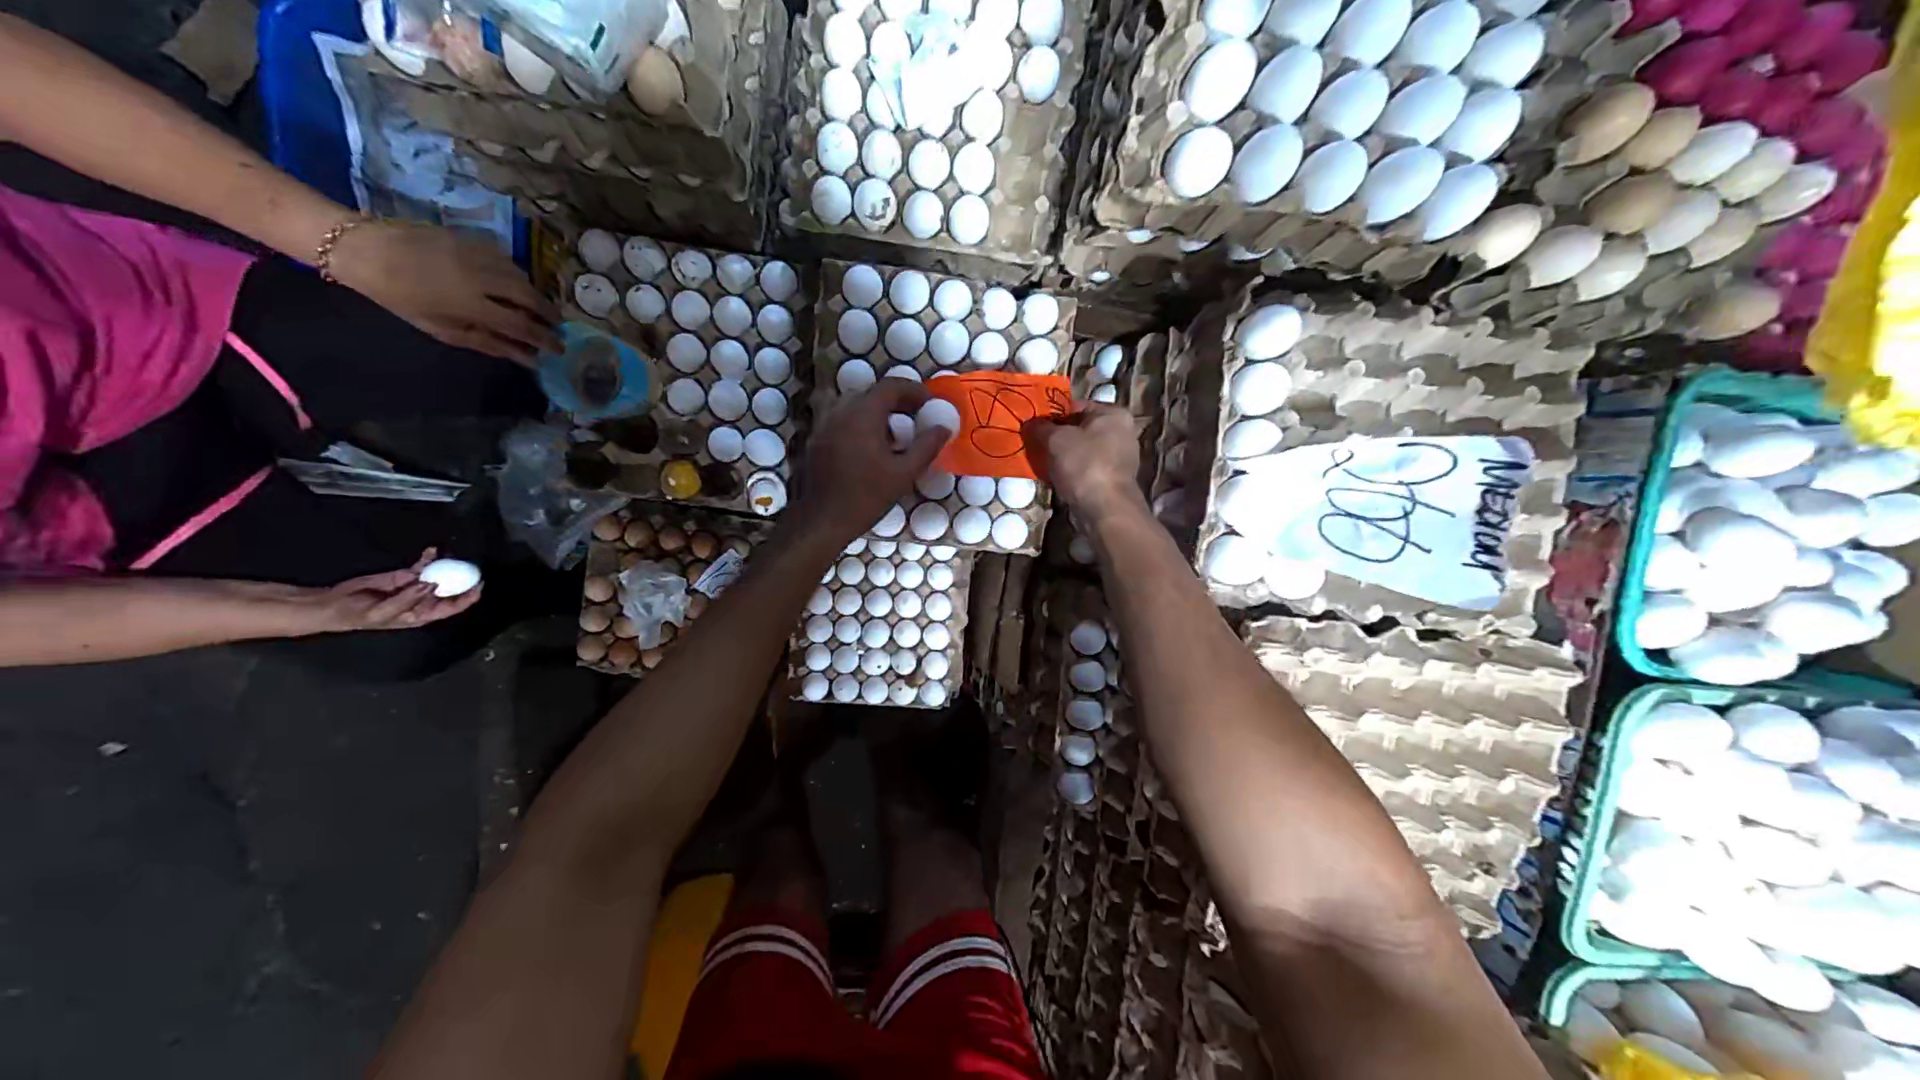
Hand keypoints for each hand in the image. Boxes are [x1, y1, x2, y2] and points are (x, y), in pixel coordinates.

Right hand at [300, 549, 482, 634]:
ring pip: (439, 575)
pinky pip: (422, 566)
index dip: (468, 597)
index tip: (479, 584)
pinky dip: (428, 558)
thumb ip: (407, 599)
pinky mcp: (406, 575)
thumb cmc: (359, 614)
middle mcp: (425, 600)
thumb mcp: (381, 612)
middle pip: (451, 590)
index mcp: (423, 614)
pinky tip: (432, 550)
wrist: (334, 603)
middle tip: (471, 564)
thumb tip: (431, 585)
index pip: (452, 607)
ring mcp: (416, 586)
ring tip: (453, 554)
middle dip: (462, 578)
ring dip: (446, 565)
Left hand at [328, 221, 558, 362]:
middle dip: (548, 315)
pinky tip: (512, 282)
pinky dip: (516, 274)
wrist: (365, 247)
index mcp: (474, 305)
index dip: (546, 340)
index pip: (524, 326)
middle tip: (556, 326)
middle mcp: (485, 278)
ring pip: (523, 278)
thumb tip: (527, 358)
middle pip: (531, 299)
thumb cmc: (400, 297)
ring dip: (534, 295)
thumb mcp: (442, 329)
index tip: (560, 349)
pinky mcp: (474, 239)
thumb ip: (489, 343)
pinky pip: (507, 260)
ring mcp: (481, 255)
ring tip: (536, 307)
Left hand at [794, 380, 948, 542]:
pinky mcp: (816, 441)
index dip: (914, 390)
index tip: (930, 403)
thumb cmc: (865, 497)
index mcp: (862, 415)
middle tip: (916, 417)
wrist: (821, 521)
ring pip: (854, 406)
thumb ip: (926, 447)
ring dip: (877, 412)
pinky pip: (841, 421)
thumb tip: (943, 428)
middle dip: (896, 401)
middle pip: (871, 393)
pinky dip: (860, 424)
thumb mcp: (903, 474)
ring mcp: (823, 425)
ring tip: (894, 433)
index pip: (890, 386)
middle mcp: (840, 412)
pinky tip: (870, 448)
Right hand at [1031, 404, 1148, 524]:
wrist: (1104, 508)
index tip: (1034, 426)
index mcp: (1113, 414)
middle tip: (1036, 444)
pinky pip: (1086, 468)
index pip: (1076, 406)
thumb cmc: (1083, 464)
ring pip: (1082, 450)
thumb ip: (1040, 427)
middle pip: (1079, 429)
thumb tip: (1030, 423)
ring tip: (1043, 462)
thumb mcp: (1055, 440)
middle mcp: (1122, 432)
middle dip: (1056, 437)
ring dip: (1062, 456)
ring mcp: (1120, 458)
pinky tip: (1056, 478)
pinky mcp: (1113, 479)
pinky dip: (1071, 471)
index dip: (1051, 415)